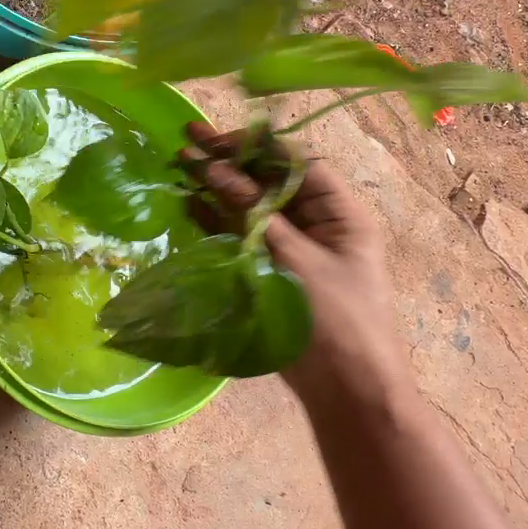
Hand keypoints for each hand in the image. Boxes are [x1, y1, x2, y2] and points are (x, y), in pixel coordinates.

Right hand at [179, 122, 409, 410]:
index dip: (256, 146)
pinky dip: (214, 217)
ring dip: (216, 185)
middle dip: (229, 159)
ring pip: (248, 204)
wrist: (348, 391)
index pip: (296, 163)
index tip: (215, 142)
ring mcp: (290, 246)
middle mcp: (315, 223)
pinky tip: (187, 203)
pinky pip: (238, 232)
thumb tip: (214, 168)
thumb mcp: (298, 258)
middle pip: (268, 180)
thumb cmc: (338, 319)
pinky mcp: (267, 267)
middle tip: (186, 138)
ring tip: (178, 165)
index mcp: (340, 214)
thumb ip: (253, 211)